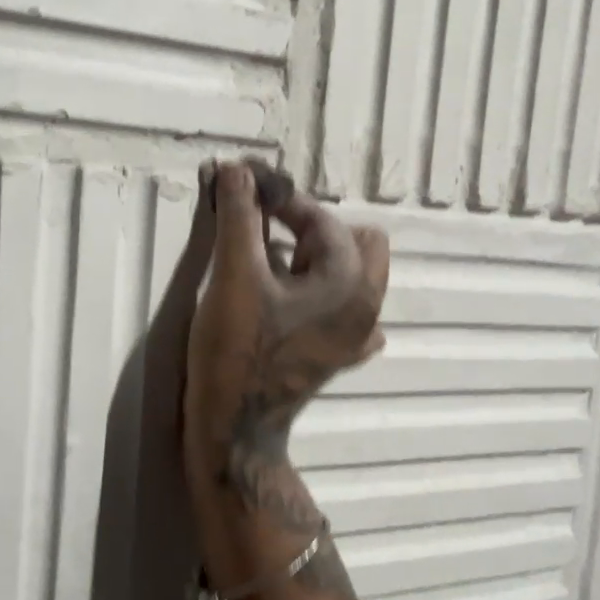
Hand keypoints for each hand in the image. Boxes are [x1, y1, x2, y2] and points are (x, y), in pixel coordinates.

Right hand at [181, 159, 390, 485]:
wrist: (234, 429)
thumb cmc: (237, 351)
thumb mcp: (234, 276)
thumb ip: (238, 218)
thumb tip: (236, 170)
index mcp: (349, 280)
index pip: (320, 216)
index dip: (277, 196)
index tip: (241, 185)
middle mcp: (365, 305)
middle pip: (354, 241)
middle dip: (309, 226)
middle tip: (261, 233)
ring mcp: (353, 336)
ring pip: (348, 275)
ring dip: (313, 258)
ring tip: (268, 264)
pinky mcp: (333, 357)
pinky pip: (338, 312)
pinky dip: (316, 297)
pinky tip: (289, 305)